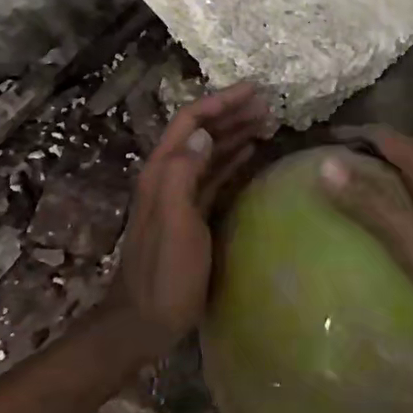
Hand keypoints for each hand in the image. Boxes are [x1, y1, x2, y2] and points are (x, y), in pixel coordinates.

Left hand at [108, 83, 269, 355]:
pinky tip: (251, 153)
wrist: (145, 321)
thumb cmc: (164, 273)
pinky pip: (214, 174)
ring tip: (266, 122)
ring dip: (234, 133)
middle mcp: (169, 176)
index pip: (190, 122)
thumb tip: (203, 135)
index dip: (220, 102)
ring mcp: (179, 195)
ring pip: (209, 151)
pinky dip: (233, 158)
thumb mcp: (174, 223)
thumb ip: (183, 175)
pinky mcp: (191, 212)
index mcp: (162, 172)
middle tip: (268, 104)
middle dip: (231, 113)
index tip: (254, 90)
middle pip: (201, 132)